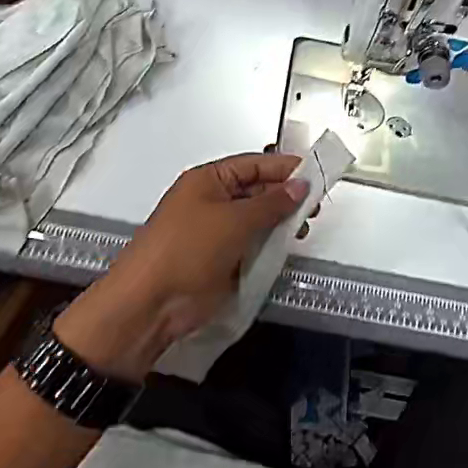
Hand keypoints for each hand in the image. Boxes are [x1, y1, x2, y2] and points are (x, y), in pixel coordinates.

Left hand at [55, 153, 308, 382]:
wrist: (151, 303)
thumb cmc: (186, 250)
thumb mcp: (234, 220)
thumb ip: (272, 202)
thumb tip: (300, 185)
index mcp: (207, 180)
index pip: (253, 164)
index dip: (283, 167)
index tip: (315, 173)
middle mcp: (211, 201)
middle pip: (256, 190)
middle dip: (284, 196)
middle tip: (315, 205)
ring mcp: (215, 232)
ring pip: (256, 219)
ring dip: (279, 223)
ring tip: (304, 228)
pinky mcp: (220, 260)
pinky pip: (251, 245)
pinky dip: (269, 245)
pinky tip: (288, 248)